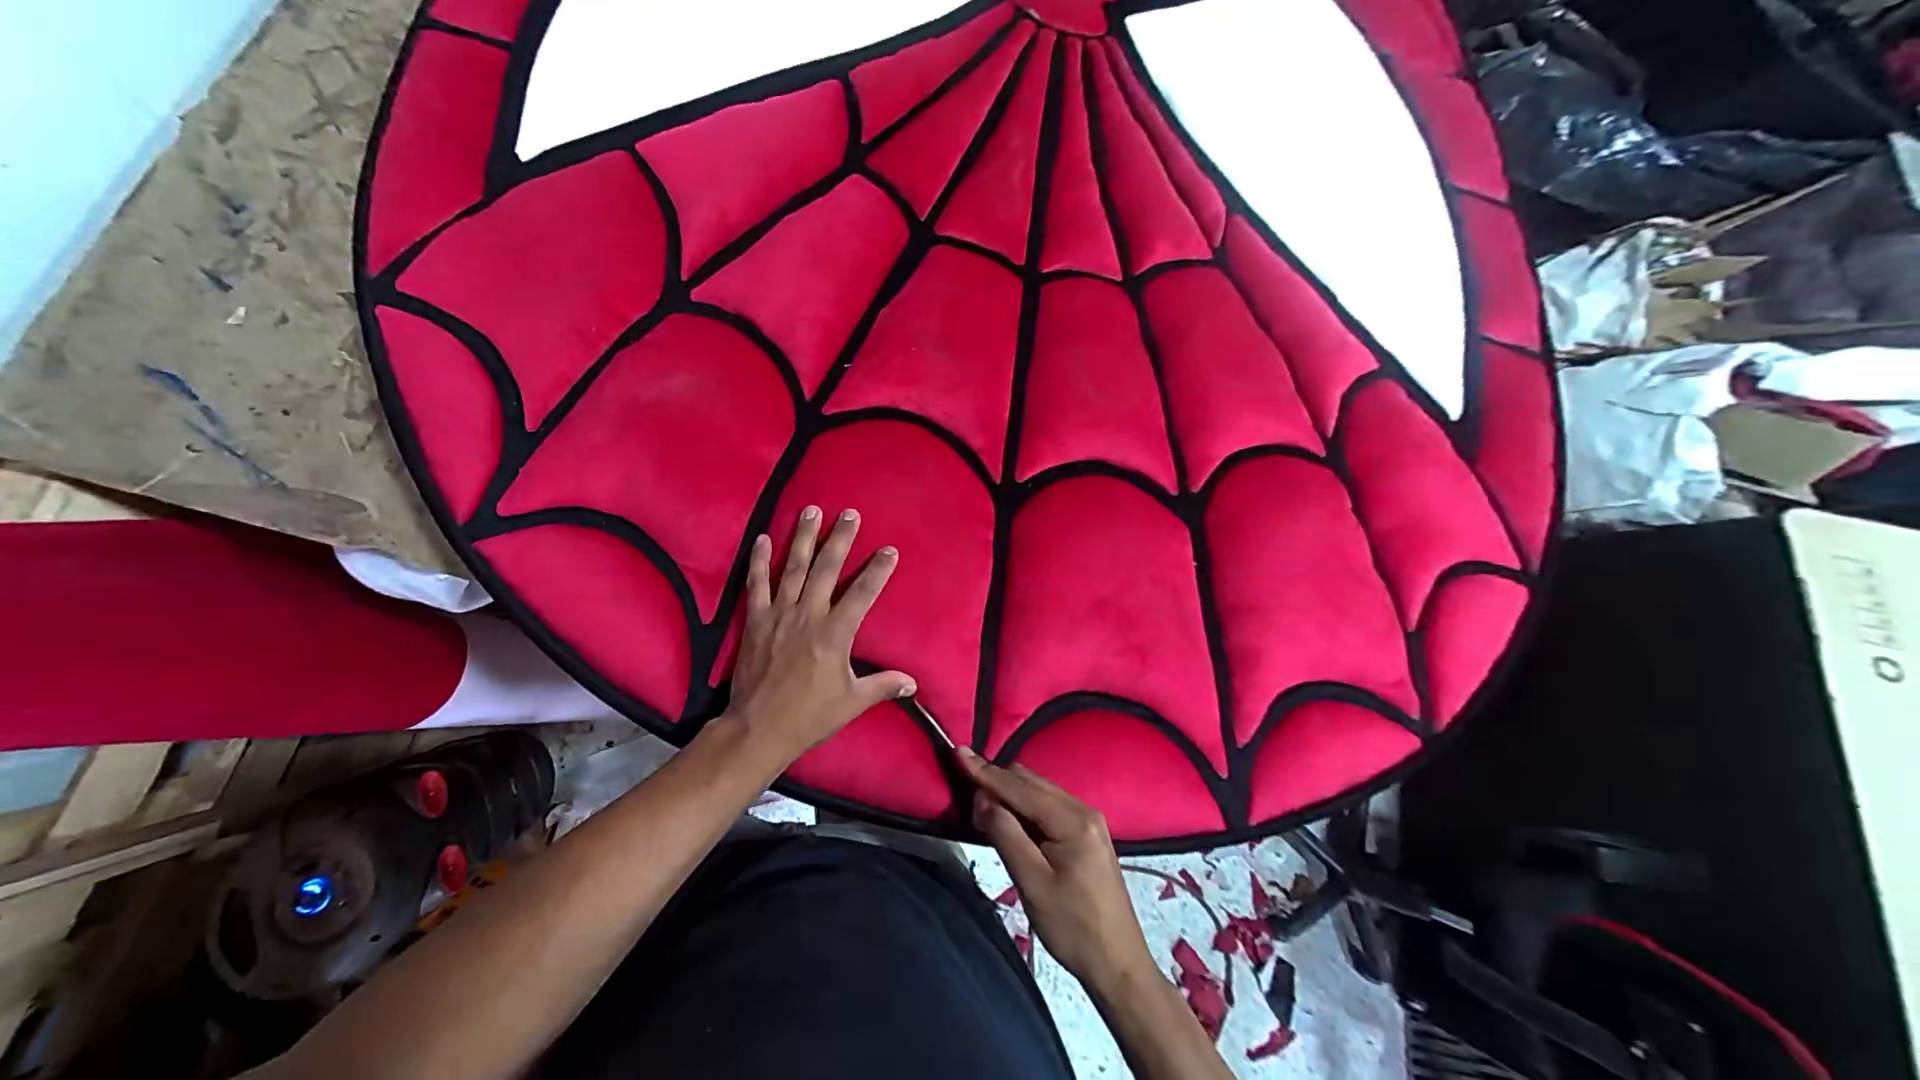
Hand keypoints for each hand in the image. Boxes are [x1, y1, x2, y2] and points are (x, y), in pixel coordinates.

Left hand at [724, 506, 915, 765]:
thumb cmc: (809, 716)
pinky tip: (762, 538)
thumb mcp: (852, 702)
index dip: (877, 570)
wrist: (758, 729)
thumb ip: (883, 686)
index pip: (862, 593)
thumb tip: (913, 682)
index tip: (889, 550)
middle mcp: (808, 616)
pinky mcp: (755, 621)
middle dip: (840, 539)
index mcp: (835, 634)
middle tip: (850, 514)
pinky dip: (759, 561)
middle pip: (826, 569)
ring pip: (793, 568)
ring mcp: (779, 615)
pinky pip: (756, 584)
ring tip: (811, 511)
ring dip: (803, 538)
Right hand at [956, 750, 1154, 990]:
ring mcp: (1089, 820)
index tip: (958, 752)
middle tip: (965, 789)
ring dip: (1010, 793)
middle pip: (1031, 782)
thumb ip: (1006, 835)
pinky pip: (1050, 805)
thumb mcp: (1032, 883)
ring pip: (1040, 791)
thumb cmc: (1072, 927)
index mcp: (1073, 820)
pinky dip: (1026, 805)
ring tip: (981, 804)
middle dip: (997, 781)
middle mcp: (1084, 810)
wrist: (1117, 961)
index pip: (1020, 788)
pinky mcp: (1088, 833)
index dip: (986, 771)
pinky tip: (1010, 817)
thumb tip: (983, 798)